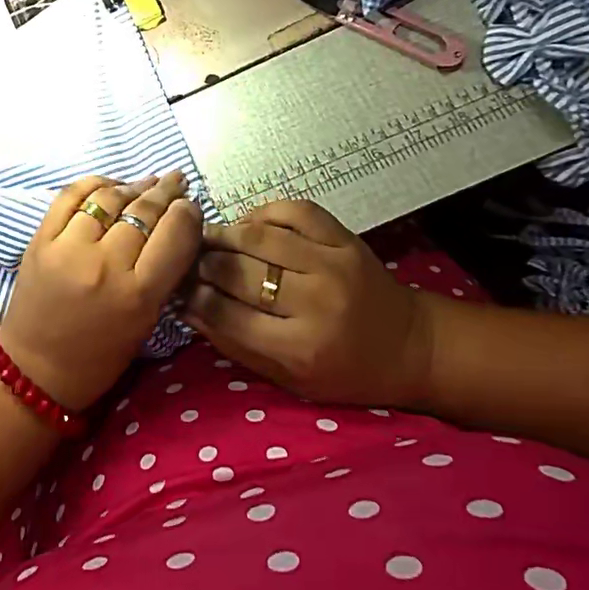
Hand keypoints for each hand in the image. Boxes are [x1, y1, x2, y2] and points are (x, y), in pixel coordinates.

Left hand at [0, 173, 201, 409]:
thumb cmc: (101, 356)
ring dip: (134, 186)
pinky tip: (111, 185)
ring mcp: (68, 249)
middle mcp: (105, 265)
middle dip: (167, 192)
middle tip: (177, 182)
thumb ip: (164, 274)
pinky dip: (94, 184)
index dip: (188, 212)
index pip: (175, 233)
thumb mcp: (147, 320)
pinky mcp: (40, 240)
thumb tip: (177, 228)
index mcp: (138, 293)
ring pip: (110, 198)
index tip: (191, 206)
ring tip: (149, 183)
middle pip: (145, 210)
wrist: (35, 371)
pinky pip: (70, 196)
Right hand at [187, 201, 434, 408]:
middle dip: (203, 264)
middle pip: (239, 272)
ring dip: (225, 234)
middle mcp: (316, 302)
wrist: (410, 346)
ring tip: (207, 238)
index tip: (178, 289)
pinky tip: (250, 224)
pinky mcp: (344, 238)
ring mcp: (333, 263)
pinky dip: (264, 212)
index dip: (194, 299)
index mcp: (301, 348)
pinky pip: (294, 210)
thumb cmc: (346, 372)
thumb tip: (188, 307)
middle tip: (185, 260)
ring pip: (260, 236)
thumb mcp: (290, 379)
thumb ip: (237, 345)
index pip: (227, 316)